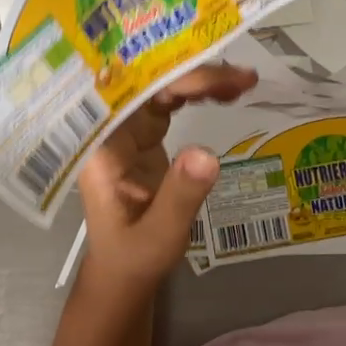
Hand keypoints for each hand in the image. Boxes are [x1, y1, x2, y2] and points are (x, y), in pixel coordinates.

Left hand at [76, 63, 258, 287]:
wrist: (124, 274)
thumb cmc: (133, 258)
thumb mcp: (160, 235)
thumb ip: (180, 195)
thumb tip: (207, 153)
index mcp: (101, 146)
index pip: (130, 95)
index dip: (167, 76)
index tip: (209, 71)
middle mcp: (108, 128)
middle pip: (147, 83)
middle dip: (192, 73)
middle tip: (243, 76)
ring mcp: (127, 129)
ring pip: (161, 87)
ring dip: (199, 78)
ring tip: (244, 80)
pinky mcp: (144, 135)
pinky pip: (170, 102)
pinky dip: (198, 93)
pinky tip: (226, 91)